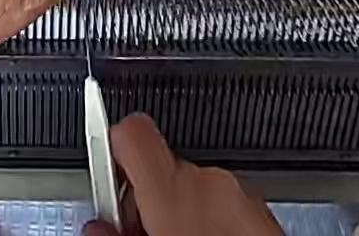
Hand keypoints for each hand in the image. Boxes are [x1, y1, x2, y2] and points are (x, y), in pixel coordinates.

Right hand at [85, 114, 282, 235]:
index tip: (107, 175)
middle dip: (149, 204)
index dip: (114, 149)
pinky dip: (209, 227)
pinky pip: (222, 207)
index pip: (133, 132)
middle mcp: (212, 183)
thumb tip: (96, 228)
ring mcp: (242, 197)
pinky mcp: (261, 214)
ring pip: (195, 190)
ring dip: (181, 218)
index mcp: (176, 191)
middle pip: (163, 169)